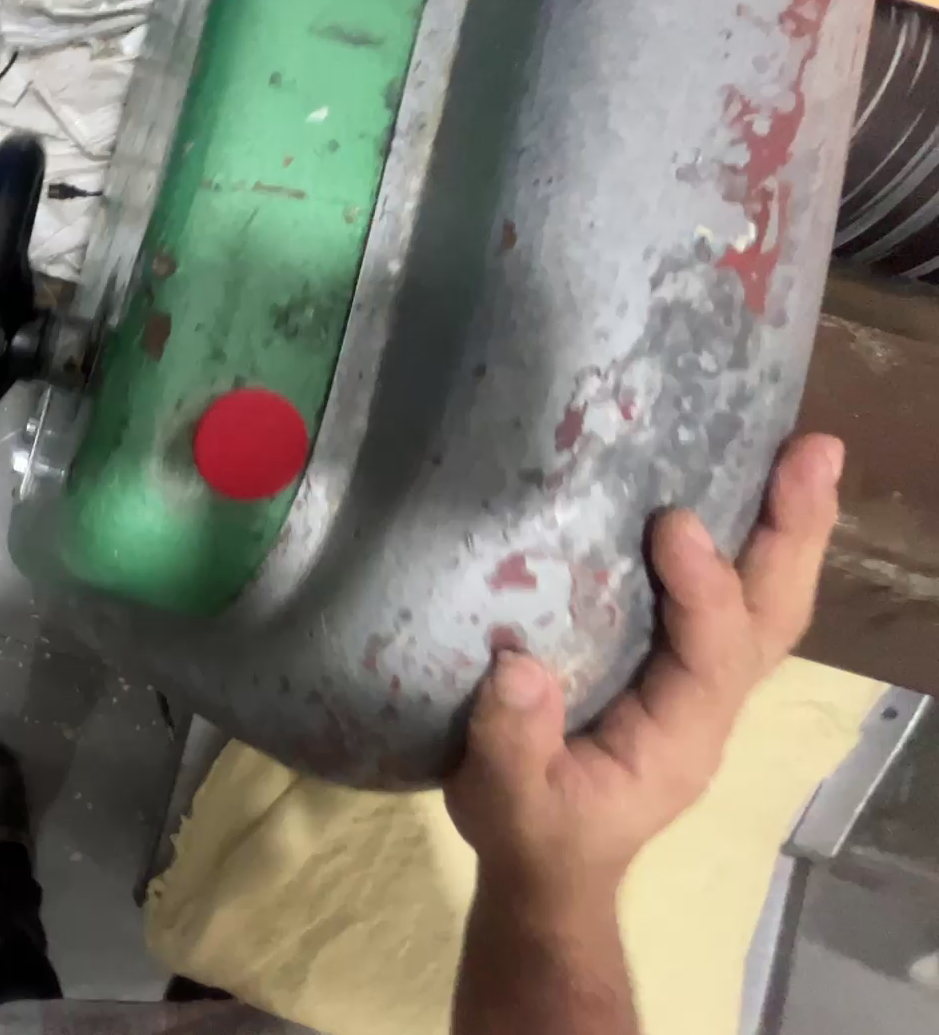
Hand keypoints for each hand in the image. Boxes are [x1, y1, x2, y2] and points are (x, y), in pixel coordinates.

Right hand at [446, 434, 843, 912]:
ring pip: (759, 610)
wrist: (548, 865)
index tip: (674, 522)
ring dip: (782, 535)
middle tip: (812, 453)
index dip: (704, 587)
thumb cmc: (528, 830)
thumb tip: (520, 662)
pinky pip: (715, 614)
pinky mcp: (662, 678)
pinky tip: (718, 516)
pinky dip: (734, 560)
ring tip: (798, 460)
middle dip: (794, 535)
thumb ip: (514, 737)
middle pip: (772, 616)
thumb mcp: (505, 794)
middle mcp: (703, 706)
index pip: (713, 651)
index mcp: (676, 734)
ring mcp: (690, 691)